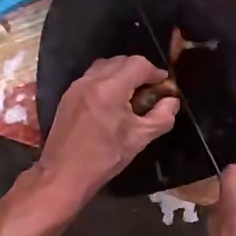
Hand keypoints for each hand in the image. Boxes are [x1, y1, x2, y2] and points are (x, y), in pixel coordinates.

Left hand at [36, 56, 178, 201]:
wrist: (63, 174)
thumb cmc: (104, 158)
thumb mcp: (140, 139)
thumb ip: (162, 117)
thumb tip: (172, 101)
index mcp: (109, 89)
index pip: (138, 64)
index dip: (155, 72)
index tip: (164, 85)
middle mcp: (90, 81)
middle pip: (120, 61)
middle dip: (139, 71)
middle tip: (150, 90)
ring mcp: (76, 87)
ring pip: (104, 66)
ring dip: (121, 74)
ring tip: (132, 94)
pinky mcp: (68, 96)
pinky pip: (92, 77)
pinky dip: (106, 81)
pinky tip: (112, 102)